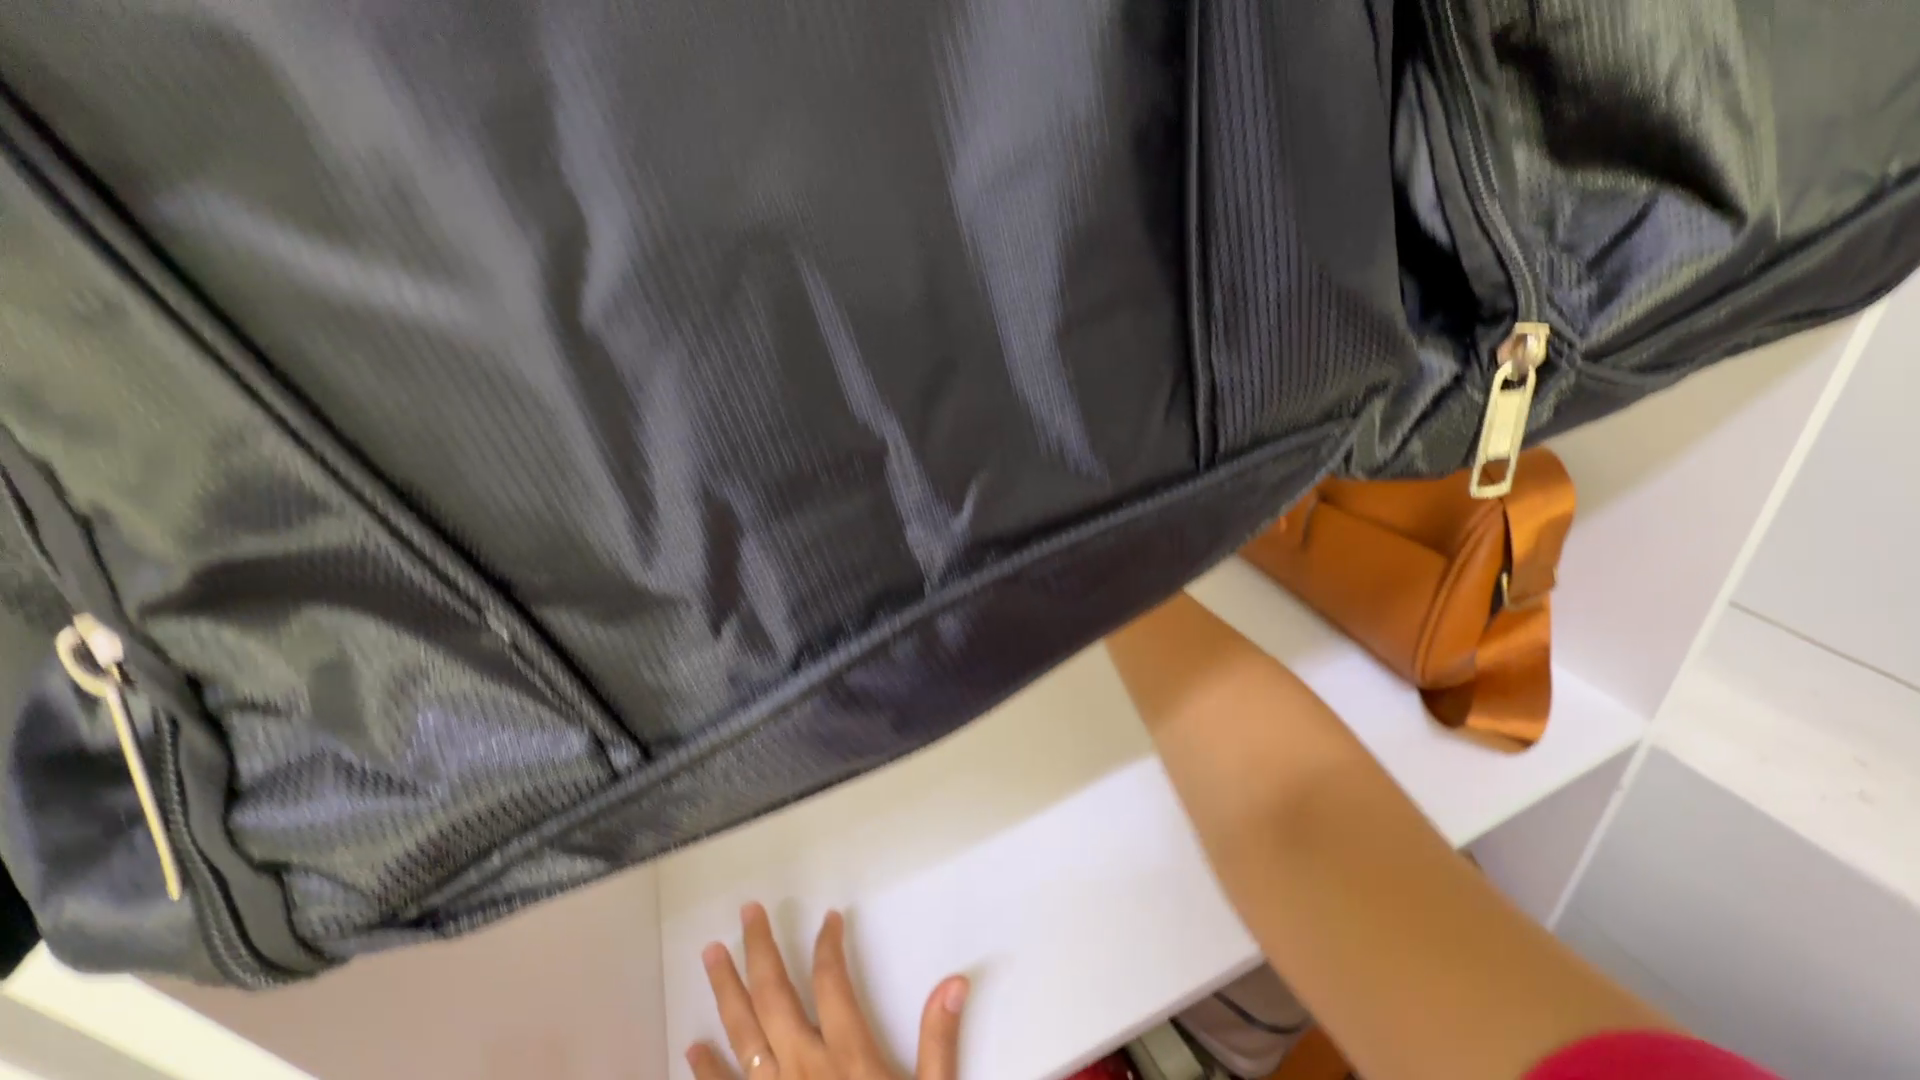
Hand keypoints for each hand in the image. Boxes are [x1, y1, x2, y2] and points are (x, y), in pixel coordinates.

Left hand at [688, 902, 969, 1078]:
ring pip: (742, 1033)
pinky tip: (692, 1048)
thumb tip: (955, 982)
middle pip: (774, 995)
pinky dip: (705, 1069)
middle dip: (759, 949)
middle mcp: (802, 1067)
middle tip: (747, 912)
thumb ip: (939, 1042)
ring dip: (725, 991)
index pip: (831, 982)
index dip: (828, 944)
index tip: (829, 919)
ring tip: (710, 954)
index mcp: (846, 1056)